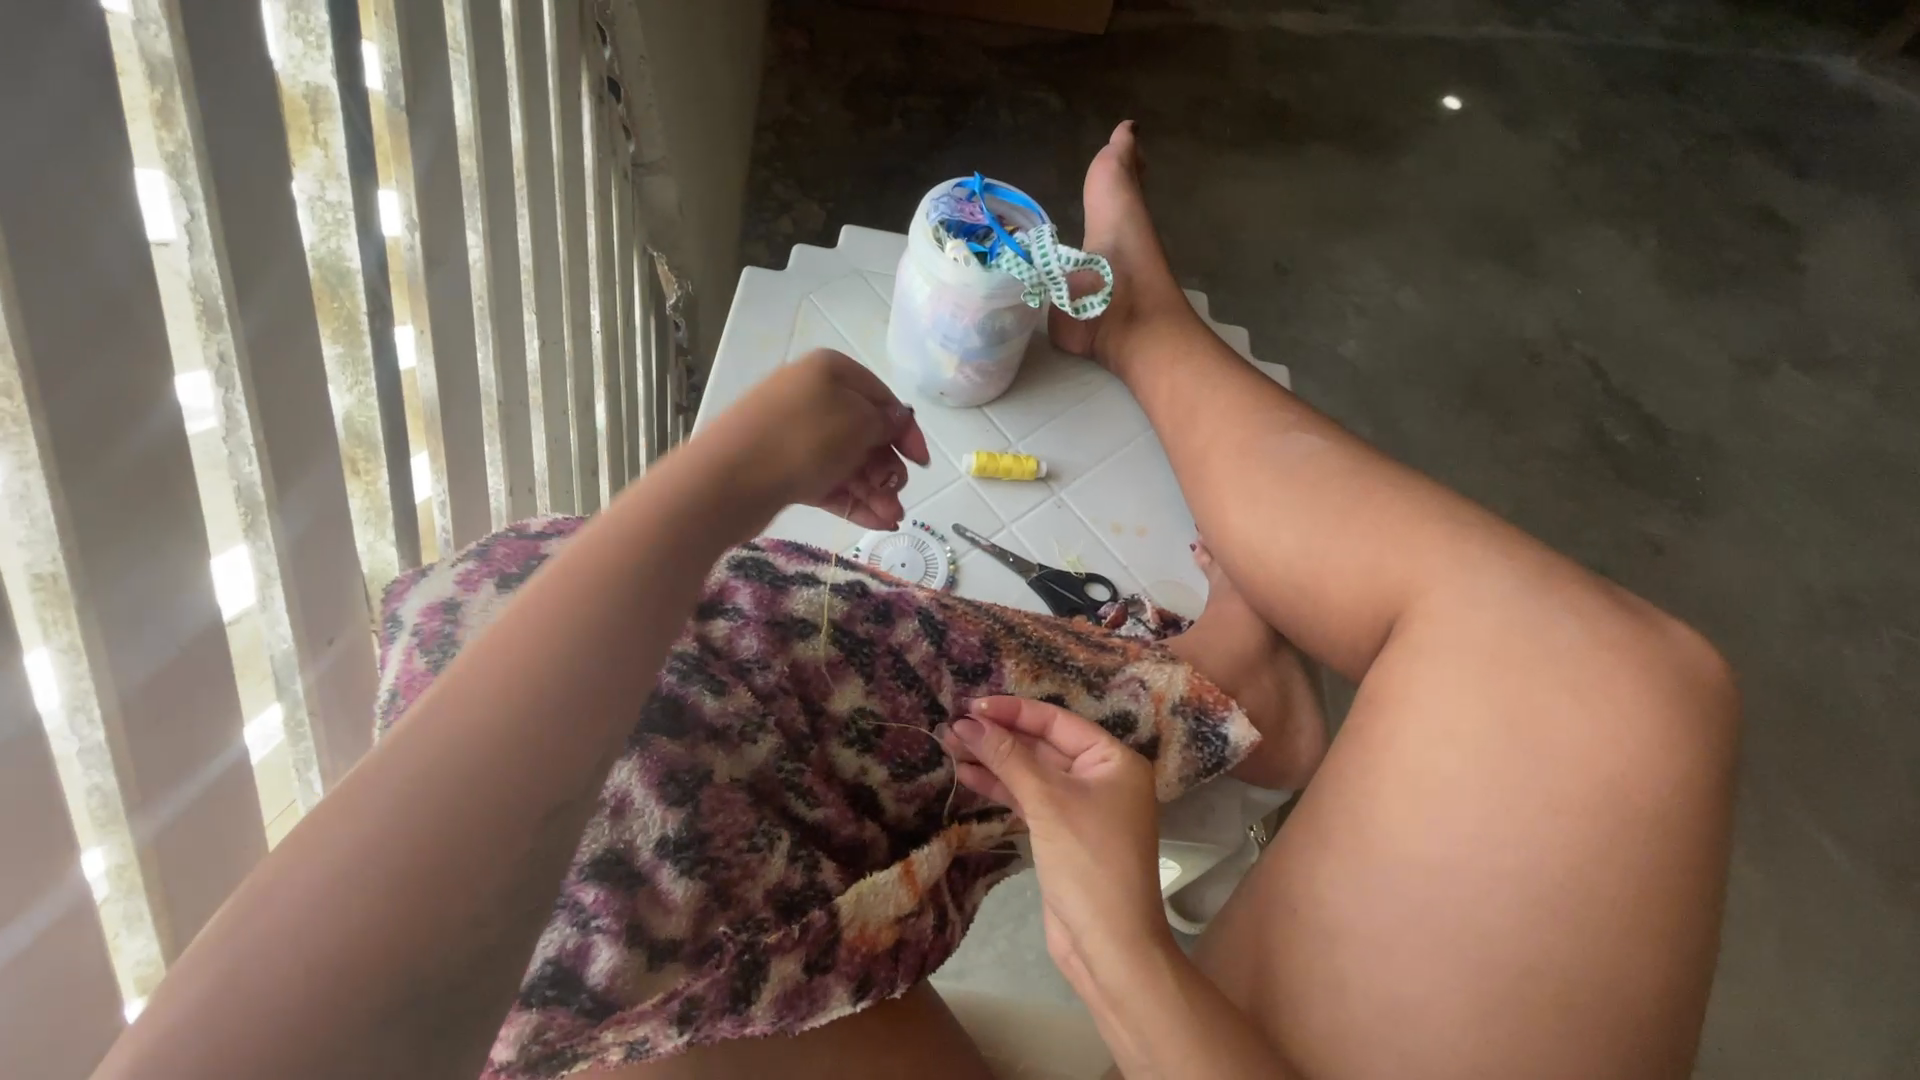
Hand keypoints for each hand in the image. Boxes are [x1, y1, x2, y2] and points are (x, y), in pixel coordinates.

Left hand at [703, 348, 930, 528]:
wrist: (728, 479)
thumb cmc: (802, 439)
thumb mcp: (858, 422)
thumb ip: (885, 422)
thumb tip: (897, 420)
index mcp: (831, 373)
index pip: (882, 398)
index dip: (906, 431)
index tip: (922, 462)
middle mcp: (813, 398)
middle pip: (866, 434)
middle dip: (889, 468)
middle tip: (898, 494)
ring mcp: (797, 436)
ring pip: (848, 463)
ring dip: (876, 491)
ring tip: (891, 519)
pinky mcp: (786, 470)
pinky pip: (828, 482)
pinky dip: (853, 501)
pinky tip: (876, 522)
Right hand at [938, 697, 1171, 992]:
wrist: (1109, 946)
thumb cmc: (1088, 863)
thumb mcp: (1047, 802)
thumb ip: (1008, 757)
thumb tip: (969, 722)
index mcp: (1114, 760)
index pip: (1057, 721)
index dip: (1013, 711)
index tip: (971, 706)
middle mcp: (1102, 777)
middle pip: (1043, 745)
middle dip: (999, 736)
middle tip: (953, 727)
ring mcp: (1082, 806)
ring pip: (1032, 772)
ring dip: (994, 761)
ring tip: (951, 746)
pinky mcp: (1063, 833)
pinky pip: (1030, 798)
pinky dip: (1001, 788)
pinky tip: (968, 776)